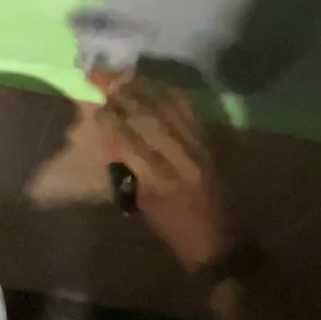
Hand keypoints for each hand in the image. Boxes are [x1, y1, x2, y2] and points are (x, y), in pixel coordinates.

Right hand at [95, 77, 230, 269]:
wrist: (224, 245)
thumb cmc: (177, 231)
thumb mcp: (144, 204)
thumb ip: (129, 167)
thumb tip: (112, 135)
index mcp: (159, 178)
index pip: (128, 137)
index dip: (109, 118)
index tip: (95, 107)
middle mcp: (181, 156)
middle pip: (148, 114)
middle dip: (122, 92)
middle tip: (103, 76)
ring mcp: (200, 145)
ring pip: (169, 105)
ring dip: (144, 87)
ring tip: (125, 75)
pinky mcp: (213, 142)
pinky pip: (190, 110)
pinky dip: (170, 95)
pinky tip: (156, 87)